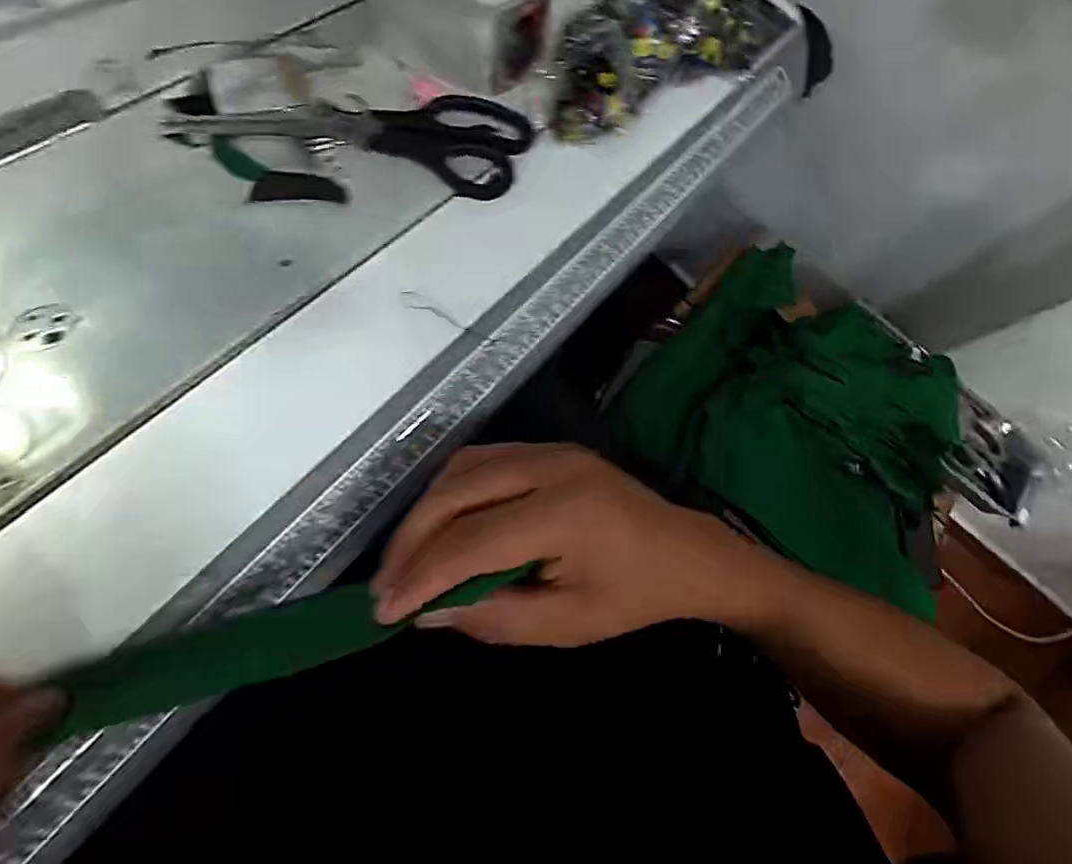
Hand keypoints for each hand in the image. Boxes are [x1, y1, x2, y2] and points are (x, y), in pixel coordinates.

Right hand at [370, 443, 775, 645]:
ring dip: (428, 510)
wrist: (687, 551)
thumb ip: (496, 616)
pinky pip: (488, 460)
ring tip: (409, 559)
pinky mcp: (554, 449)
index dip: (422, 577)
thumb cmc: (636, 594)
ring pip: (466, 466)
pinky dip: (454, 491)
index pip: (471, 542)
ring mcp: (554, 450)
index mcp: (563, 512)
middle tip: (387, 586)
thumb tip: (427, 611)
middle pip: (458, 491)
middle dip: (413, 540)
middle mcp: (552, 467)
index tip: (383, 611)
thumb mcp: (568, 623)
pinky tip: (444, 525)